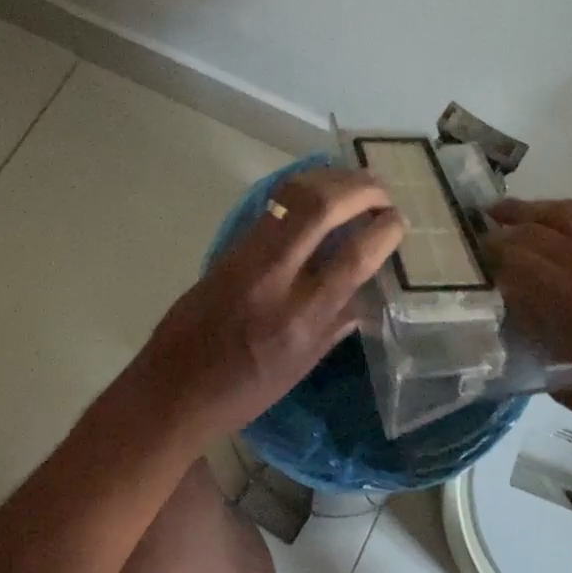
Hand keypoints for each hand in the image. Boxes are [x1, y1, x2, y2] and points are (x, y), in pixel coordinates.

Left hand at [129, 167, 405, 446]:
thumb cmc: (243, 392)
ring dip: (330, 180)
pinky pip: (271, 207)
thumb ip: (336, 324)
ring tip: (357, 183)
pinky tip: (321, 195)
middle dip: (360, 188)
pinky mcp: (227, 250)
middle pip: (320, 207)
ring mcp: (245, 258)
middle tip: (383, 192)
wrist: (172, 390)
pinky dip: (304, 191)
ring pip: (291, 196)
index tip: (398, 222)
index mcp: (300, 318)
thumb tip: (366, 293)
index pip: (352, 257)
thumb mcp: (301, 367)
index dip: (384, 230)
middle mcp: (274, 278)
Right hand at [486, 199, 571, 470]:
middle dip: (497, 236)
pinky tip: (539, 229)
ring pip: (567, 219)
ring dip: (527, 214)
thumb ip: (539, 351)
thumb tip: (506, 322)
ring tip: (494, 214)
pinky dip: (558, 220)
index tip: (457, 267)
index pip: (522, 271)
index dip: (486, 264)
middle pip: (539, 238)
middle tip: (465, 243)